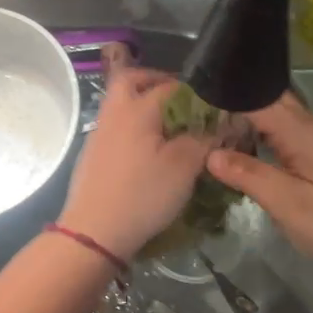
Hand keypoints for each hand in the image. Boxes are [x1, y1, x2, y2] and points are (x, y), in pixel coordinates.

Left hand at [58, 45, 213, 261]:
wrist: (94, 231)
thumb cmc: (143, 194)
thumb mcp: (184, 167)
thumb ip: (203, 139)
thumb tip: (220, 124)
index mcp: (136, 109)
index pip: (169, 86)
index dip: (193, 91)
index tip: (211, 104)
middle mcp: (113, 114)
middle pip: (130, 80)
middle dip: (154, 82)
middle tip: (178, 99)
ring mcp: (98, 134)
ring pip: (118, 104)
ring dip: (141, 105)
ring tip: (168, 127)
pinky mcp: (92, 155)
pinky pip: (114, 127)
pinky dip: (132, 128)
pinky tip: (147, 151)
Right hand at [205, 92, 312, 277]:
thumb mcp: (288, 204)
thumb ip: (249, 176)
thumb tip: (210, 154)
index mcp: (300, 131)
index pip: (255, 99)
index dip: (223, 97)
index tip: (189, 102)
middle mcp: (308, 125)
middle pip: (264, 100)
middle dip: (230, 102)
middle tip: (191, 113)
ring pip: (272, 112)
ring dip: (242, 115)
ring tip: (206, 125)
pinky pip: (279, 128)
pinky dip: (256, 129)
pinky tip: (237, 145)